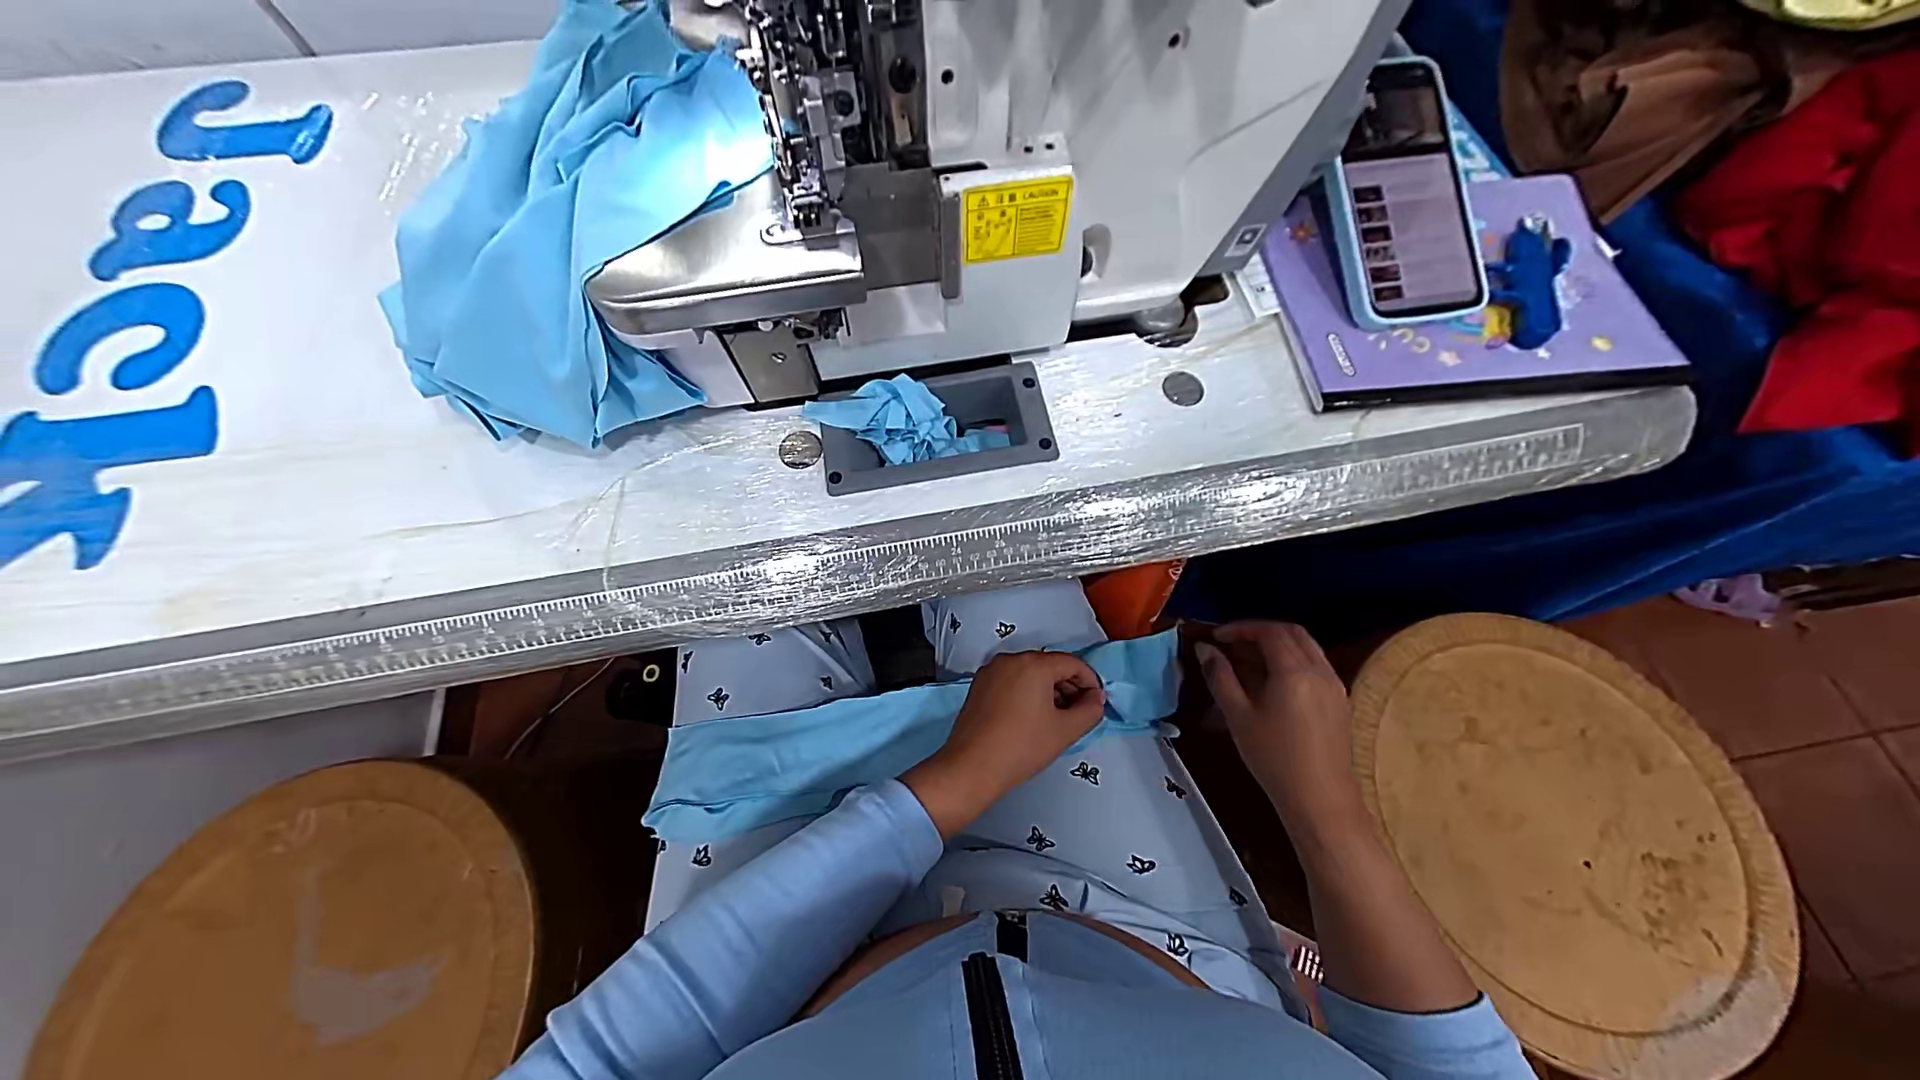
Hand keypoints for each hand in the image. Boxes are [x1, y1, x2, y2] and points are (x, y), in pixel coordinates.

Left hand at [902, 651, 1105, 837]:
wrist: (971, 767)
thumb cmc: (1020, 747)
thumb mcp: (1065, 731)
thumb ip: (1090, 710)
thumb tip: (1095, 699)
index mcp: (1033, 663)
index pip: (1073, 663)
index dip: (1090, 682)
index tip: (1096, 703)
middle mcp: (1010, 660)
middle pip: (1050, 665)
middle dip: (1069, 686)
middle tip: (1080, 713)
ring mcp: (991, 671)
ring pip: (1030, 673)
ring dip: (1049, 691)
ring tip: (1057, 719)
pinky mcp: (979, 685)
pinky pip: (1012, 680)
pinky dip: (1027, 693)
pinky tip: (1032, 718)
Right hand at [1194, 622, 1365, 835]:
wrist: (1321, 801)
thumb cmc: (1274, 759)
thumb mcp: (1238, 717)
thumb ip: (1220, 677)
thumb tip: (1205, 649)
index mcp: (1294, 671)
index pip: (1269, 631)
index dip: (1241, 628)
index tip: (1217, 637)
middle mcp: (1320, 671)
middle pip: (1292, 632)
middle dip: (1260, 631)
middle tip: (1232, 643)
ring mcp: (1335, 686)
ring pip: (1307, 647)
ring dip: (1278, 644)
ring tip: (1249, 660)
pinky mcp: (1340, 702)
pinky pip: (1316, 665)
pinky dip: (1293, 659)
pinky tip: (1273, 681)